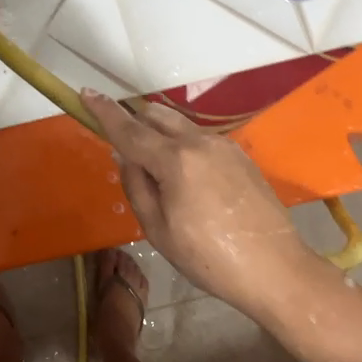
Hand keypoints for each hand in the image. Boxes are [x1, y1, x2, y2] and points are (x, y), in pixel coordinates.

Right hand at [82, 91, 314, 321]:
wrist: (276, 269)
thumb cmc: (209, 259)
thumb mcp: (158, 230)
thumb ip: (136, 186)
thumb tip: (125, 157)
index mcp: (175, 161)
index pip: (129, 129)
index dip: (104, 112)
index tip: (86, 93)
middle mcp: (199, 142)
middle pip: (155, 115)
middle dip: (133, 120)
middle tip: (123, 146)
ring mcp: (223, 146)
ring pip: (179, 125)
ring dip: (159, 134)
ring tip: (158, 172)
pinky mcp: (240, 155)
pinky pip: (200, 139)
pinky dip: (182, 146)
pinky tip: (188, 181)